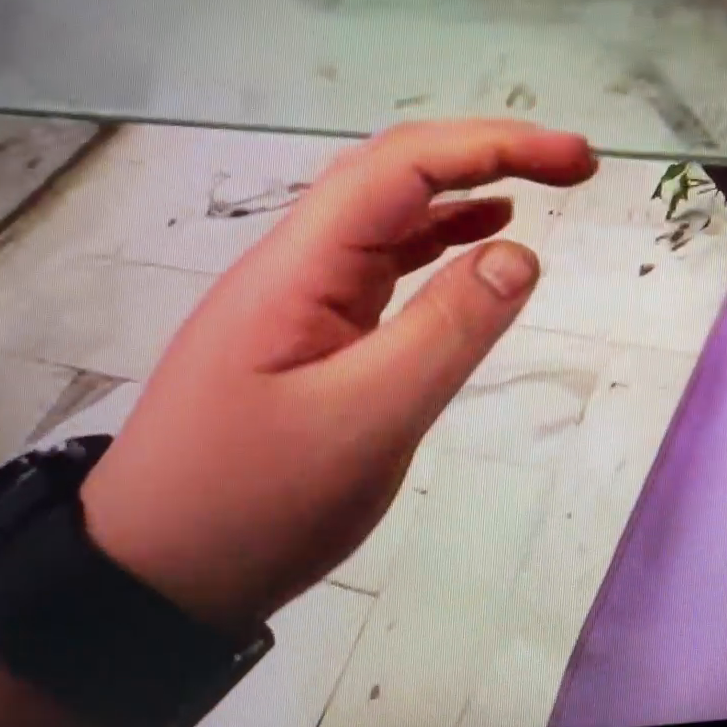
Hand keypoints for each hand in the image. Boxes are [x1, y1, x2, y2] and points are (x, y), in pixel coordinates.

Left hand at [79, 120, 596, 632]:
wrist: (149, 580)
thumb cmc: (254, 504)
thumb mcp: (367, 422)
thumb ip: (449, 331)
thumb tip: (521, 252)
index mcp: (301, 266)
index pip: (405, 166)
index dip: (497, 146)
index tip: (576, 158)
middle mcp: (300, 260)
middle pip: (397, 170)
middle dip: (490, 152)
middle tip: (574, 164)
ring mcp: (304, 291)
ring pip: (393, 210)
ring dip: (469, 186)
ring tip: (543, 185)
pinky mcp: (315, 324)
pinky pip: (387, 256)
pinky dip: (444, 234)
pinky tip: (482, 237)